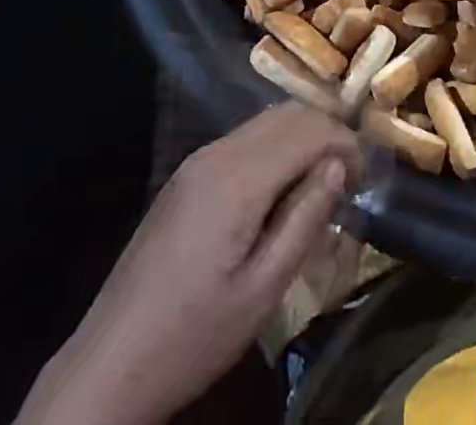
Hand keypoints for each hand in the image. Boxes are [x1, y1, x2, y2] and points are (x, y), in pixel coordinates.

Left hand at [16, 103, 359, 424]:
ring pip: (266, 122)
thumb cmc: (195, 334)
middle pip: (288, 114)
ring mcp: (195, 162)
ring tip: (321, 187)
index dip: (346, 145)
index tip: (364, 182)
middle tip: (349, 182)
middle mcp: (215, 155)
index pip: (309, 130)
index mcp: (236, 179)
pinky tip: (283, 192)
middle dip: (328, 135)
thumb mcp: (265, 287)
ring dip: (303, 140)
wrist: (111, 362)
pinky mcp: (186, 177)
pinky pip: (244, 141)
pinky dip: (277, 150)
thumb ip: (306, 217)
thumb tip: (339, 166)